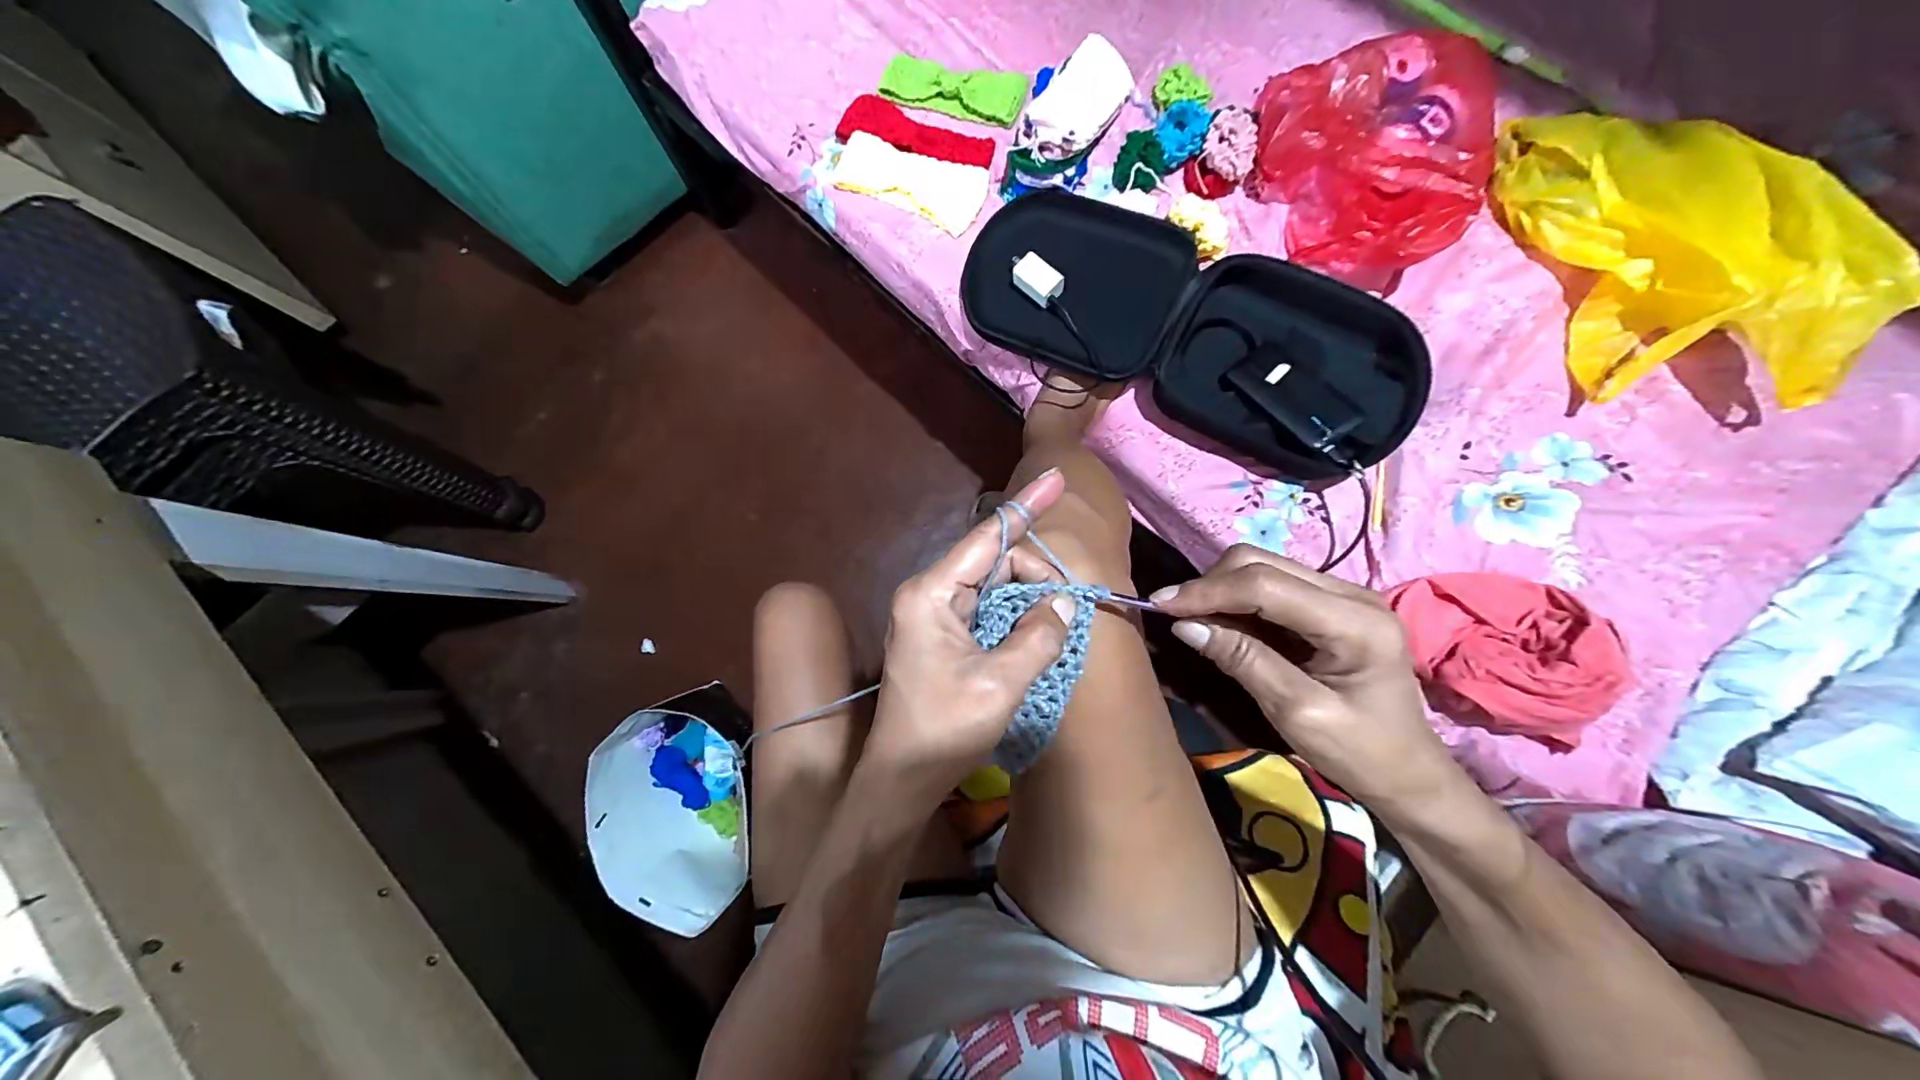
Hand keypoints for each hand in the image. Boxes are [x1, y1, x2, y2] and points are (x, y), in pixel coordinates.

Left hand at [863, 469, 1077, 802]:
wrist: (904, 775)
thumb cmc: (945, 730)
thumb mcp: (1000, 684)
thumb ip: (1037, 636)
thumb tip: (1063, 603)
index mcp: (931, 594)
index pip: (985, 538)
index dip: (1026, 509)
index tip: (1056, 477)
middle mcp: (929, 593)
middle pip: (992, 559)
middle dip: (1035, 570)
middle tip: (1068, 602)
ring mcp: (935, 613)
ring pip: (993, 583)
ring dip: (1028, 592)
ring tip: (1059, 611)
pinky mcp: (944, 633)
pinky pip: (987, 606)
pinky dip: (1016, 611)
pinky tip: (1040, 621)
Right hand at [1151, 545, 1458, 813]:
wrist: (1409, 774)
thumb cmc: (1360, 754)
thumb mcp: (1296, 713)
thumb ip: (1243, 661)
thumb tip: (1185, 625)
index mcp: (1355, 622)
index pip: (1265, 585)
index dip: (1207, 591)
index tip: (1159, 603)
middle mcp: (1352, 595)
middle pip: (1262, 563)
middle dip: (1212, 585)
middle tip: (1175, 615)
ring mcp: (1344, 597)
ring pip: (1263, 568)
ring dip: (1222, 589)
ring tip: (1193, 620)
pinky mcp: (1332, 606)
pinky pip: (1273, 586)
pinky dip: (1238, 600)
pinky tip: (1221, 623)